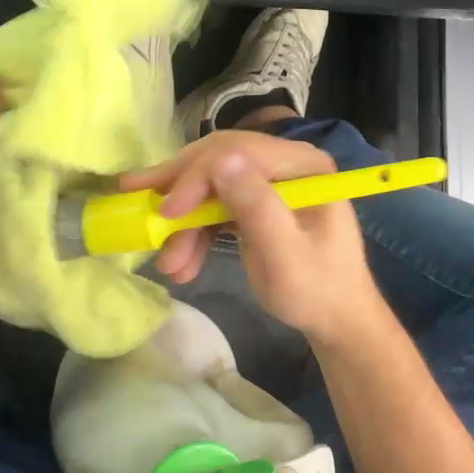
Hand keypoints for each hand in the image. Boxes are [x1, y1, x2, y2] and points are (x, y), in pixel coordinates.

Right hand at [118, 131, 389, 344]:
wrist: (336, 321)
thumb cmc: (318, 290)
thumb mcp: (286, 254)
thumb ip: (255, 206)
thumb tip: (222, 161)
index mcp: (304, 164)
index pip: (240, 152)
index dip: (198, 176)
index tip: (167, 213)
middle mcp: (286, 162)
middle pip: (220, 159)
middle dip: (180, 191)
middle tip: (137, 206)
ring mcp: (270, 181)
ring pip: (211, 184)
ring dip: (184, 222)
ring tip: (168, 263)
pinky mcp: (257, 201)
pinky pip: (215, 205)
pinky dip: (194, 232)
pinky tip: (182, 262)